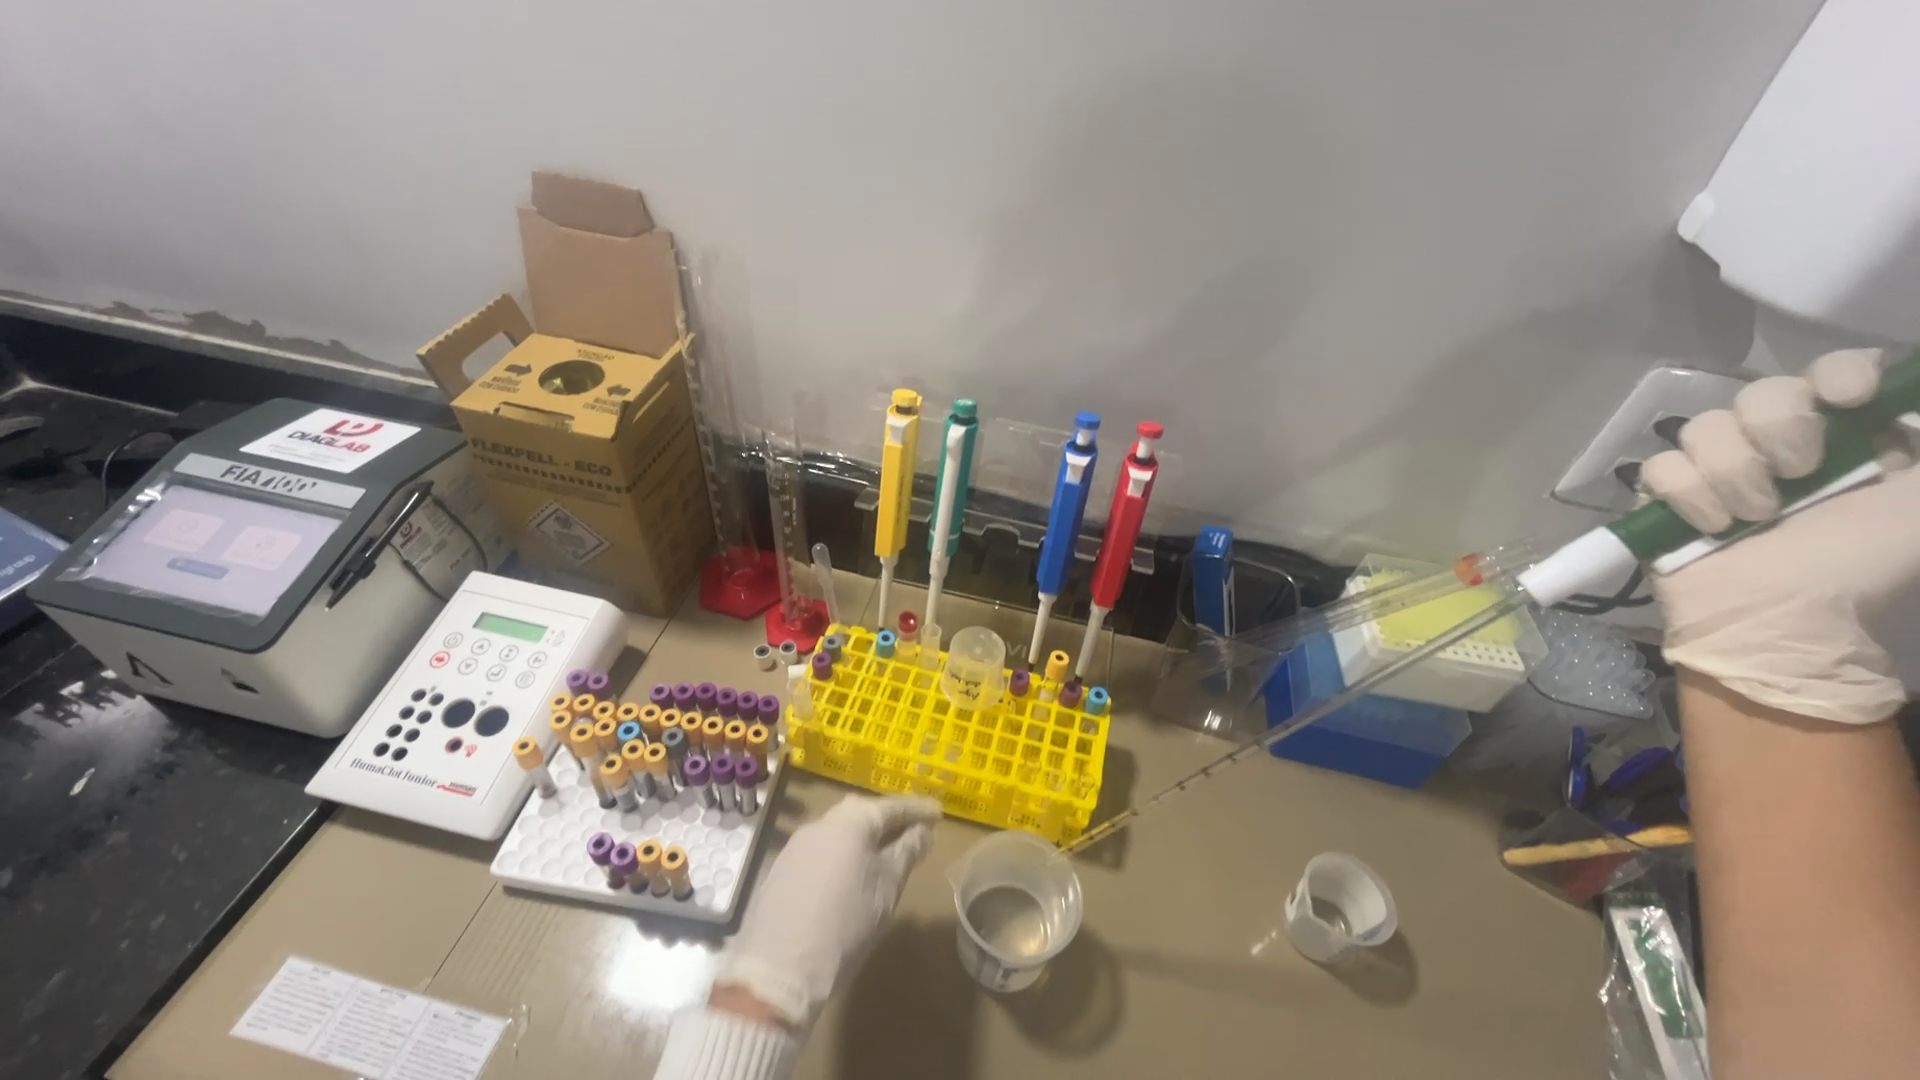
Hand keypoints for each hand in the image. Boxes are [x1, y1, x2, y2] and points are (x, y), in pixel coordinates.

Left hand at [713, 794, 941, 1028]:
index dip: (917, 810)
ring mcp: (796, 846)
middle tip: (913, 828)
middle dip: (888, 819)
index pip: (891, 807)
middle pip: (861, 812)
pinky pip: (821, 849)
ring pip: (838, 831)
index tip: (938, 812)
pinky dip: (843, 852)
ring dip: (864, 836)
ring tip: (885, 851)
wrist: (780, 968)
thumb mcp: (887, 888)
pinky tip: (851, 871)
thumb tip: (923, 831)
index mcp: (850, 822)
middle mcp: (820, 824)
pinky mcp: (781, 870)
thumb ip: (907, 852)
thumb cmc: (846, 923)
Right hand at [1642, 348, 1919, 723]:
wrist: (1782, 618)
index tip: (1850, 401)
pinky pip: (1661, 467)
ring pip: (1702, 428)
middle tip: (1799, 476)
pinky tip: (1710, 528)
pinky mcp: (1663, 494)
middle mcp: (1776, 442)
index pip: (1834, 368)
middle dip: (1778, 429)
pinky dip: (1689, 497)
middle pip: (1759, 391)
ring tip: (1753, 518)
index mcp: (1843, 434)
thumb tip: (1912, 408)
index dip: (1837, 372)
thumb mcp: (1917, 509)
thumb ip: (1919, 446)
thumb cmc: (1859, 567)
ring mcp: (1714, 467)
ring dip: (1734, 473)